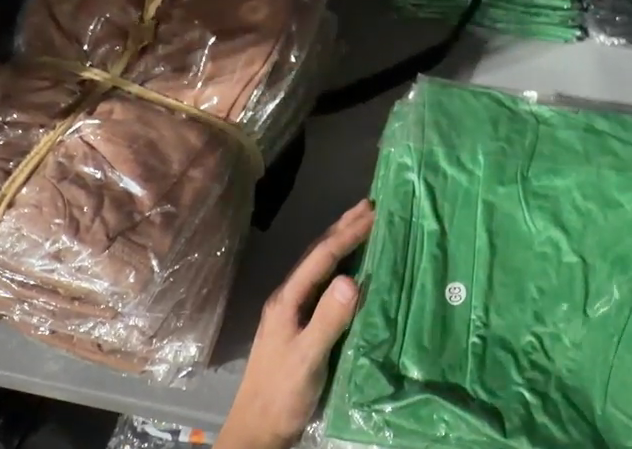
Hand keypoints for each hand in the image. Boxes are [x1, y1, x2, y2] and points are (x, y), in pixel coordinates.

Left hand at [218, 200, 374, 448]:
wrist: (257, 435)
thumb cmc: (281, 395)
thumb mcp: (307, 358)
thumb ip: (328, 320)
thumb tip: (353, 278)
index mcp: (288, 300)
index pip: (322, 257)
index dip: (348, 233)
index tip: (374, 212)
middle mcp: (289, 299)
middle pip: (318, 255)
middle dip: (343, 228)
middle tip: (371, 205)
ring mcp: (293, 314)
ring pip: (320, 268)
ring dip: (342, 244)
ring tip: (364, 226)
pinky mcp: (301, 328)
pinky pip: (325, 286)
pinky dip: (342, 267)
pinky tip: (355, 271)